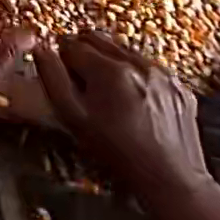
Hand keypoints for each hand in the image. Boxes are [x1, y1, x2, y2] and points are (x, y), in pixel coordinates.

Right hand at [33, 31, 212, 200]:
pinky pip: (145, 66)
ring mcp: (162, 74)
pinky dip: (132, 73)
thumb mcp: (73, 116)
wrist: (170, 180)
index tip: (63, 75)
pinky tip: (131, 98)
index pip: (72, 44)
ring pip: (121, 50)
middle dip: (82, 52)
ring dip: (108, 61)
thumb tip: (41, 49)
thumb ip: (52, 77)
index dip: (62, 58)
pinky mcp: (178, 85)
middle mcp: (138, 64)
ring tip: (106, 90)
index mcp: (110, 70)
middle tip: (79, 77)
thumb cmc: (115, 150)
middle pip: (97, 39)